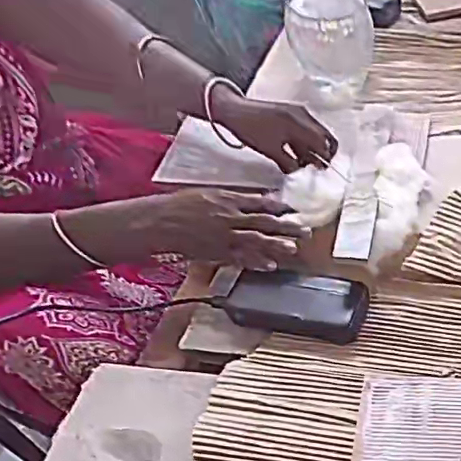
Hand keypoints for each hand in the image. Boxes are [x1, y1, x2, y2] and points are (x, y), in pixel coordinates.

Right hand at [85, 189, 306, 268]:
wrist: (155, 221)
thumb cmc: (178, 206)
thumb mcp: (205, 195)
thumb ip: (231, 199)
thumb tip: (256, 200)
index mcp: (224, 198)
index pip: (257, 202)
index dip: (277, 207)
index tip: (293, 210)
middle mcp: (226, 216)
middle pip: (262, 221)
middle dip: (285, 227)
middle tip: (305, 231)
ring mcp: (222, 235)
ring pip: (254, 240)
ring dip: (275, 245)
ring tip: (293, 250)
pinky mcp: (216, 252)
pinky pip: (240, 258)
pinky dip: (256, 261)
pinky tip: (270, 265)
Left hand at [208, 85, 337, 172]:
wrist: (232, 109)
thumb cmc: (251, 129)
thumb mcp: (272, 151)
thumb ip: (291, 164)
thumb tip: (303, 175)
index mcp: (299, 124)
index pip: (323, 144)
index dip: (325, 160)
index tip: (322, 172)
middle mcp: (302, 115)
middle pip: (324, 137)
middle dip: (323, 154)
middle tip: (318, 168)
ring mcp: (297, 112)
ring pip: (315, 134)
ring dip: (313, 149)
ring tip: (304, 164)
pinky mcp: (290, 113)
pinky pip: (305, 129)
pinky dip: (305, 142)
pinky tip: (296, 153)